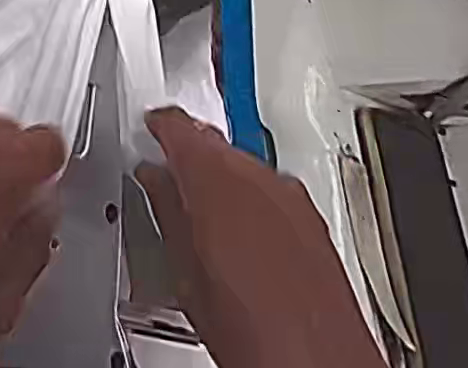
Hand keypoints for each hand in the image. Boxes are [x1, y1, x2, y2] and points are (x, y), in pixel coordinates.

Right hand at [136, 108, 386, 367]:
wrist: (315, 362)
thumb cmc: (252, 329)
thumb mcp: (184, 269)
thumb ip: (166, 208)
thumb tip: (155, 180)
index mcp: (212, 177)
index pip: (179, 127)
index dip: (160, 123)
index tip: (152, 126)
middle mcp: (253, 173)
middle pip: (212, 141)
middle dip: (189, 149)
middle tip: (169, 167)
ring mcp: (285, 190)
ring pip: (242, 160)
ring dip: (221, 173)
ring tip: (202, 209)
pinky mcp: (309, 210)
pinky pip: (269, 183)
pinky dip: (250, 192)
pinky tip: (241, 228)